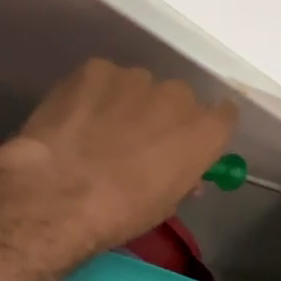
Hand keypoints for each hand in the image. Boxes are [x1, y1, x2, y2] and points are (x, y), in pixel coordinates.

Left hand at [0, 59, 236, 258]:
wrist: (57, 193)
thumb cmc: (121, 211)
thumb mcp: (165, 204)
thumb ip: (181, 177)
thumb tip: (180, 169)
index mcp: (205, 131)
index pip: (224, 115)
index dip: (206, 128)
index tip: (188, 141)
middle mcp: (178, 96)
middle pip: (179, 99)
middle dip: (162, 116)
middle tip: (136, 141)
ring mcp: (136, 78)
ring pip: (139, 87)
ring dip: (126, 104)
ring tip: (98, 131)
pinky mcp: (96, 68)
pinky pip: (103, 80)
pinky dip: (94, 95)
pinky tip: (75, 120)